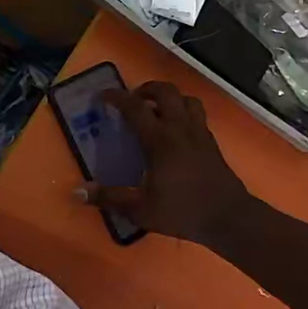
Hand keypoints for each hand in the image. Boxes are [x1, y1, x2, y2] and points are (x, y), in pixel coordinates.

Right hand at [81, 80, 259, 245]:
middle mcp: (180, 128)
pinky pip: (197, 115)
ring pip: (187, 99)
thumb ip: (109, 198)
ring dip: (170, 99)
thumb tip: (77, 192)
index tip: (104, 96)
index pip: (135, 107)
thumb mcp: (141, 209)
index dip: (117, 97)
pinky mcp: (212, 143)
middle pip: (166, 91)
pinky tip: (177, 132)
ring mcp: (199, 133)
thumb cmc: (183, 211)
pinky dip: (184, 113)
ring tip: (157, 111)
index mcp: (160, 139)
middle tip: (134, 101)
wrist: (230, 219)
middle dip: (147, 89)